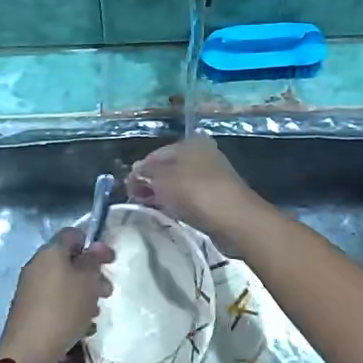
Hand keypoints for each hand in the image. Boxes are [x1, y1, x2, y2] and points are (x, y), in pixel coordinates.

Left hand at [0, 227, 113, 362]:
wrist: (29, 351)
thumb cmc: (64, 309)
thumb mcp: (87, 281)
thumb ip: (94, 260)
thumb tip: (96, 246)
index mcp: (51, 251)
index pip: (73, 234)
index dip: (93, 244)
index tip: (109, 261)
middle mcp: (38, 264)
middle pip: (69, 260)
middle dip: (91, 274)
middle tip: (107, 291)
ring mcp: (31, 287)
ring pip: (63, 283)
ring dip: (83, 293)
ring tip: (96, 313)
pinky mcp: (29, 309)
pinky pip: (55, 300)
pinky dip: (70, 308)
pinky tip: (83, 327)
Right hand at [126, 135, 271, 239]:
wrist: (234, 219)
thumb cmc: (195, 191)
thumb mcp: (163, 179)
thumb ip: (146, 173)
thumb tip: (136, 169)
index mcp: (191, 143)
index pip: (157, 153)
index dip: (140, 169)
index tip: (127, 186)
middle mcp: (202, 155)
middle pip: (168, 167)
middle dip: (150, 181)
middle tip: (135, 198)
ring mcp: (211, 177)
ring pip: (179, 183)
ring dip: (162, 193)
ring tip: (147, 206)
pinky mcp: (216, 198)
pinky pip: (189, 198)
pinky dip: (176, 203)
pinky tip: (166, 212)